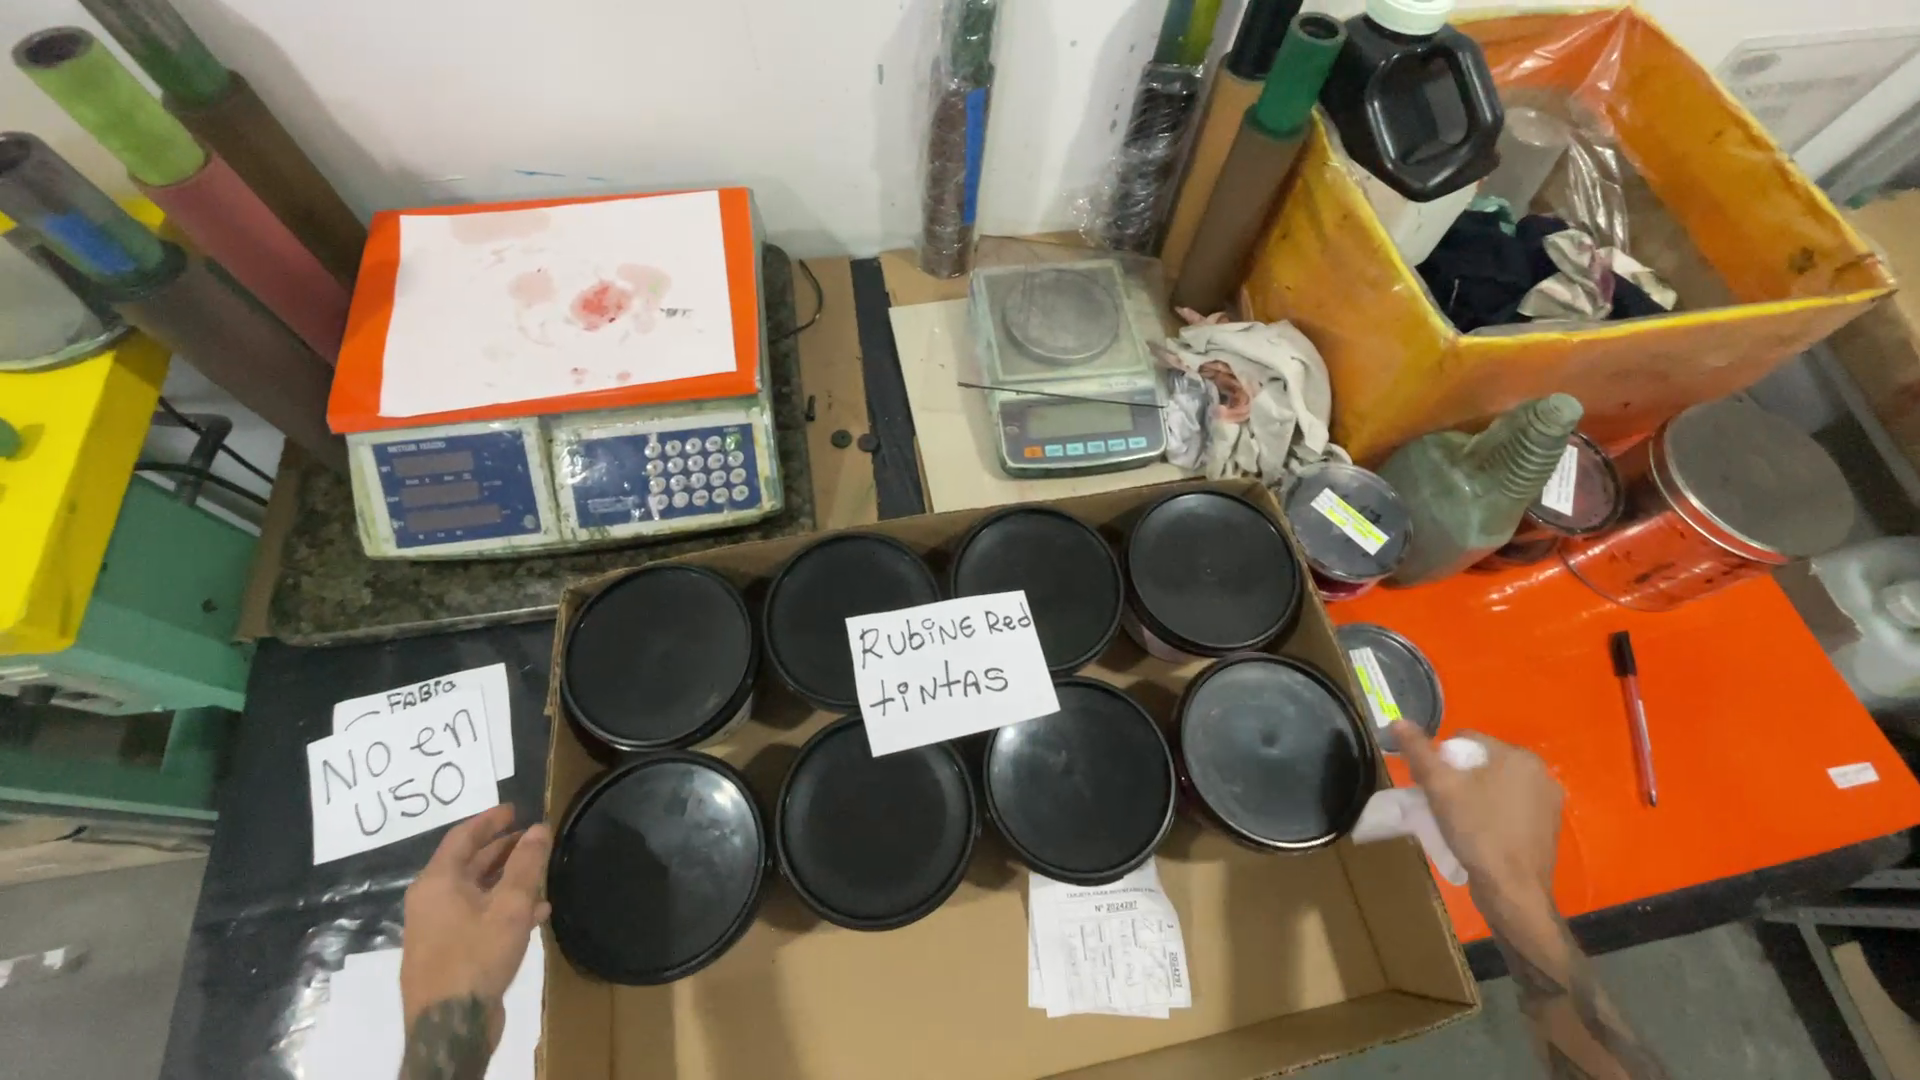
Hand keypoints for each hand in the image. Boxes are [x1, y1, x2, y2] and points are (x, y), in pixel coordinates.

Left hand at [400, 805, 551, 1046]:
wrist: (450, 1025)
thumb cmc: (477, 954)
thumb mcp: (511, 905)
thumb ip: (527, 863)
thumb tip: (539, 827)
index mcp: (437, 883)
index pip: (462, 837)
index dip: (490, 820)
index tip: (516, 808)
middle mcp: (431, 901)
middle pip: (469, 863)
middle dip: (503, 848)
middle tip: (534, 837)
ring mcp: (438, 929)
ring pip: (476, 891)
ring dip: (508, 879)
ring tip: (541, 871)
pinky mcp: (449, 952)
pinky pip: (478, 915)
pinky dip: (504, 906)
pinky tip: (536, 913)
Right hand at [1390, 721, 1562, 919]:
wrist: (1513, 890)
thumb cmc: (1476, 830)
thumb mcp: (1439, 786)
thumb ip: (1418, 750)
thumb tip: (1398, 721)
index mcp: (1519, 757)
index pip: (1467, 739)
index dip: (1441, 758)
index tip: (1431, 783)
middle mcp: (1541, 774)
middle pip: (1482, 762)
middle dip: (1458, 776)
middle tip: (1441, 801)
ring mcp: (1549, 803)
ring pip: (1496, 784)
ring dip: (1474, 793)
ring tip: (1458, 818)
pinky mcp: (1549, 827)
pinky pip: (1510, 806)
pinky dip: (1492, 811)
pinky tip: (1479, 831)